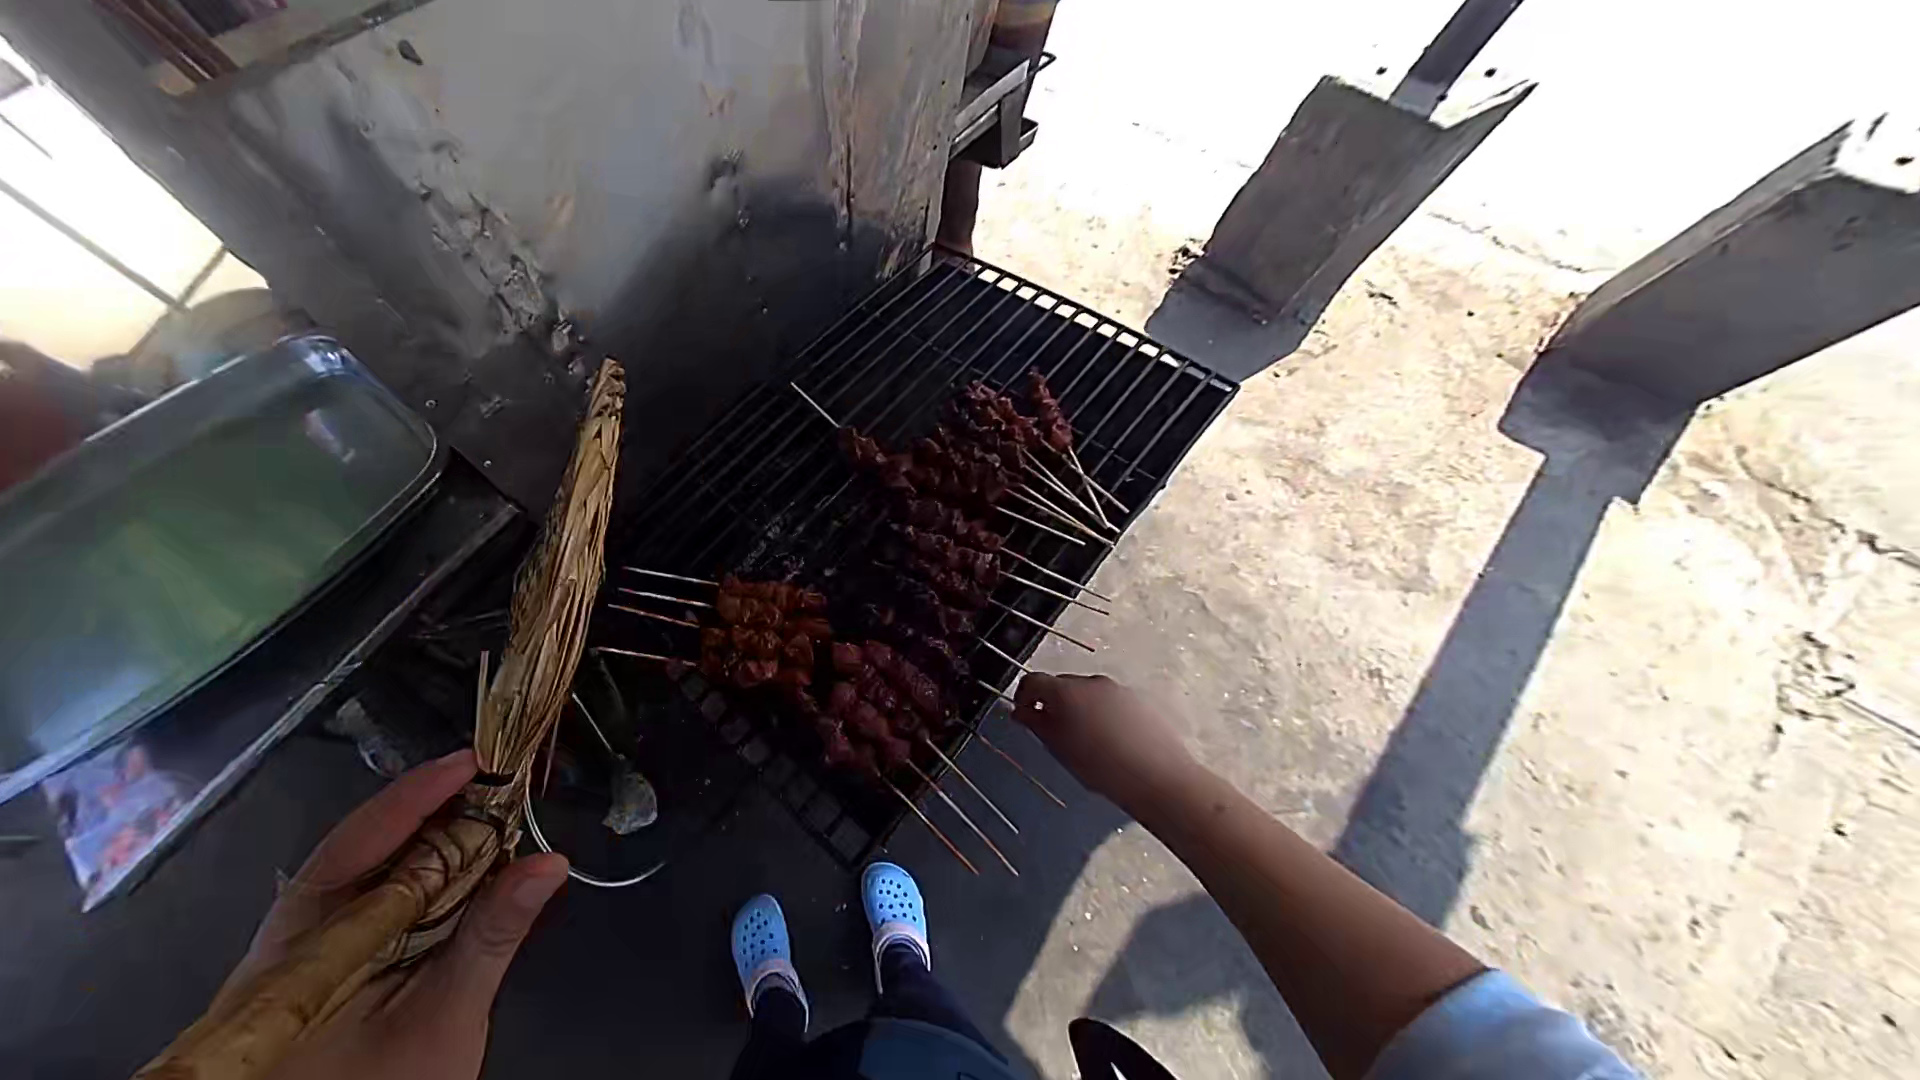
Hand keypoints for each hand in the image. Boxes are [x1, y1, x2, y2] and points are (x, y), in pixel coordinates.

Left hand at [219, 750, 568, 1079]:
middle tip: (503, 776)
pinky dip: (444, 867)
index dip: (412, 800)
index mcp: (295, 958)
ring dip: (445, 834)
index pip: (351, 852)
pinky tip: (481, 854)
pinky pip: (398, 893)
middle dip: (437, 808)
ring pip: (384, 868)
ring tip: (502, 804)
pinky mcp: (353, 957)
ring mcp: (324, 949)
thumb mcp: (443, 1018)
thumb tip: (551, 862)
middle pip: (367, 849)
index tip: (472, 761)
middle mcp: (300, 942)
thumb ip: (491, 937)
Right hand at [1013, 673, 1194, 807]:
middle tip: (1052, 731)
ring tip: (1083, 740)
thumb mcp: (1060, 748)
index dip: (1023, 696)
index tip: (1023, 713)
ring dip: (1078, 708)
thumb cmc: (1103, 767)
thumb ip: (1036, 723)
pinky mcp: (1137, 699)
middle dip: (1052, 703)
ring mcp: (1117, 689)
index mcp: (1067, 691)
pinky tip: (1108, 740)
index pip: (1033, 680)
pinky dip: (1101, 712)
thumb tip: (1022, 712)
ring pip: (1086, 692)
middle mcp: (1091, 682)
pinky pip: (1108, 700)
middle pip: (1060, 685)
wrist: (1157, 776)